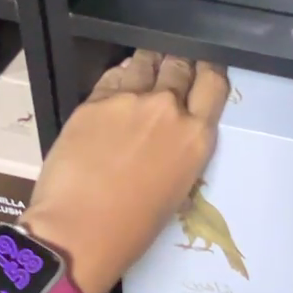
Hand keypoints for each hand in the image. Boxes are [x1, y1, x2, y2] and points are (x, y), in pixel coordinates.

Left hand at [21, 52, 228, 292]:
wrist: (78, 230)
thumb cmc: (132, 227)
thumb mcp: (177, 189)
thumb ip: (182, 150)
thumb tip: (172, 134)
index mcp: (196, 136)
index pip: (214, 82)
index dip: (209, 68)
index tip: (203, 66)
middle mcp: (168, 109)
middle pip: (180, 65)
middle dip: (177, 64)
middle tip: (170, 69)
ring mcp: (130, 100)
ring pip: (145, 62)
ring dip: (148, 64)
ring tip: (143, 71)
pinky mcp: (94, 100)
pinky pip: (113, 76)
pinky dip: (119, 78)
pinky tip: (116, 90)